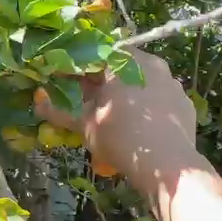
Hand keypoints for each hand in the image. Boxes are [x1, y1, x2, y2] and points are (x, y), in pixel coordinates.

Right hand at [34, 49, 206, 193]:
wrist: (166, 165)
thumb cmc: (119, 137)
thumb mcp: (84, 124)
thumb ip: (59, 111)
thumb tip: (37, 104)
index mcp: (124, 63)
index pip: (96, 56)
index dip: (80, 69)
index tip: (69, 82)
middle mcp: (152, 65)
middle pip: (121, 67)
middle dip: (104, 81)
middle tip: (89, 101)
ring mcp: (172, 83)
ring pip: (142, 82)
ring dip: (126, 93)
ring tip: (114, 115)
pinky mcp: (184, 104)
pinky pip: (160, 98)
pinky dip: (147, 106)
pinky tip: (139, 126)